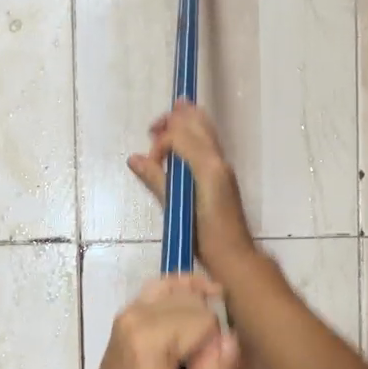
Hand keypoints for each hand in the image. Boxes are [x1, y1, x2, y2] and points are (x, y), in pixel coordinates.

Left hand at [83, 274, 237, 368]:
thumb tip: (231, 337)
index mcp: (149, 340)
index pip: (205, 320)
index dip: (213, 344)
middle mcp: (137, 316)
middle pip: (195, 301)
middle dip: (206, 327)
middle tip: (194, 362)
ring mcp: (130, 309)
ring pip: (183, 290)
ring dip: (197, 309)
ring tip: (199, 336)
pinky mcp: (129, 309)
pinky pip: (163, 284)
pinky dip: (183, 286)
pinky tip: (201, 292)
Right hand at [128, 99, 256, 273]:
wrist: (233, 255)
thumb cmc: (204, 236)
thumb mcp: (177, 208)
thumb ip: (157, 180)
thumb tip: (134, 159)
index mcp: (207, 166)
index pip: (180, 137)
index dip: (161, 144)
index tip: (150, 161)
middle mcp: (217, 161)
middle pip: (197, 126)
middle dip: (176, 119)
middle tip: (155, 124)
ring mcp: (222, 168)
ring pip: (205, 133)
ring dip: (187, 123)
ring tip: (173, 114)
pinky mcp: (222, 177)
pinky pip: (207, 146)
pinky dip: (194, 137)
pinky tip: (185, 140)